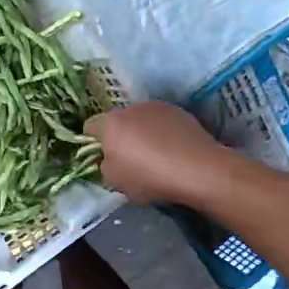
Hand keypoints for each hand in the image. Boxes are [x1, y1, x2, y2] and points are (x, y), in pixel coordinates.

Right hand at [84, 102, 236, 204]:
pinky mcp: (179, 111)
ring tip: (155, 156)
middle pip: (117, 121)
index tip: (104, 159)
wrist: (198, 170)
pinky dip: (162, 133)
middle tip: (130, 161)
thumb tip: (110, 158)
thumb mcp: (115, 181)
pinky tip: (172, 151)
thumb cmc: (149, 177)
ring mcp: (157, 107)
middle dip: (120, 137)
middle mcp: (131, 108)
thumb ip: (105, 165)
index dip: (93, 143)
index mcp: (110, 123)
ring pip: (140, 120)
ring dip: (141, 133)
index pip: (89, 127)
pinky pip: (161, 122)